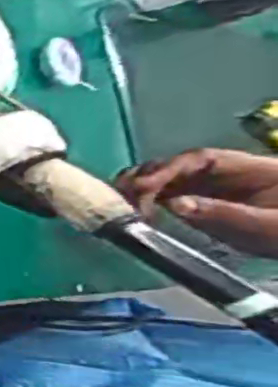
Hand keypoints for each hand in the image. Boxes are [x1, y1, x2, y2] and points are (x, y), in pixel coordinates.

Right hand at [117, 148, 277, 257]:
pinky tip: (134, 214)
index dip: (166, 169)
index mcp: (252, 169)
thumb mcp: (268, 227)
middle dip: (143, 179)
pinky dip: (140, 202)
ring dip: (136, 190)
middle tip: (122, 199)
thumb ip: (227, 214)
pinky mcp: (194, 203)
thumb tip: (174, 205)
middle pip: (173, 167)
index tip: (140, 187)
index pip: (199, 159)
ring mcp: (207, 188)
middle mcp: (223, 174)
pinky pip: (160, 195)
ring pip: (161, 180)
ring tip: (122, 208)